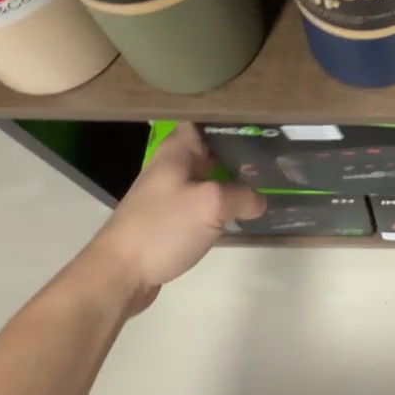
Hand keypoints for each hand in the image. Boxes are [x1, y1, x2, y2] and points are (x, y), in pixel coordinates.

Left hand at [84, 124, 264, 315]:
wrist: (118, 274)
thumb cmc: (163, 227)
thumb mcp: (212, 204)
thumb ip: (243, 196)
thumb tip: (260, 201)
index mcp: (178, 149)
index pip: (211, 120)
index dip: (238, 120)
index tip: (267, 125)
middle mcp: (173, 164)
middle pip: (213, 147)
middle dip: (242, 150)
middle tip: (276, 154)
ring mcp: (170, 191)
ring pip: (210, 175)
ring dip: (234, 178)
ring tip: (267, 179)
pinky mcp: (170, 217)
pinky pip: (203, 201)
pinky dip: (222, 202)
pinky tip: (242, 210)